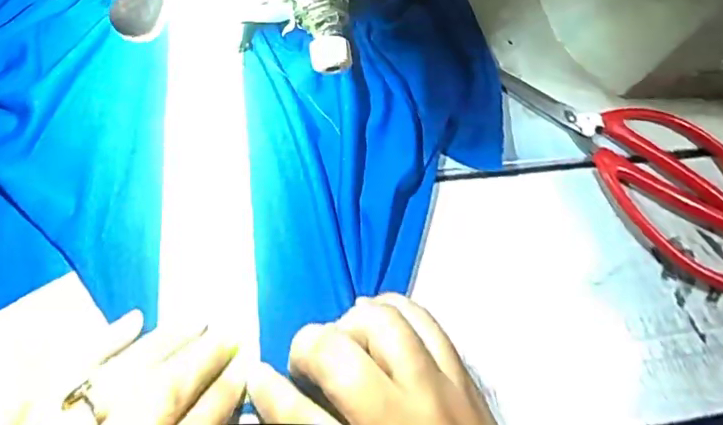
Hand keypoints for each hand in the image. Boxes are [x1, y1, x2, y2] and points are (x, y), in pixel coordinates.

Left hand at [49, 310, 244, 424]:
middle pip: (160, 393)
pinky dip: (102, 342)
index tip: (246, 368)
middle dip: (200, 362)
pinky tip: (132, 320)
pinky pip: (66, 370)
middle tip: (232, 333)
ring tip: (195, 320)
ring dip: (164, 344)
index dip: (221, 398)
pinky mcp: (25, 419)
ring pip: (123, 373)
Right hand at [246, 294, 492, 424]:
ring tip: (341, 333)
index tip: (257, 376)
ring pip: (386, 323)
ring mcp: (440, 391)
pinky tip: (380, 312)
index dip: (273, 395)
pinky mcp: (465, 376)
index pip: (304, 421)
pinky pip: (427, 320)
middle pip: (343, 356)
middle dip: (311, 345)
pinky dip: (398, 308)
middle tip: (302, 357)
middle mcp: (404, 419)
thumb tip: (280, 410)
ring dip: (354, 321)